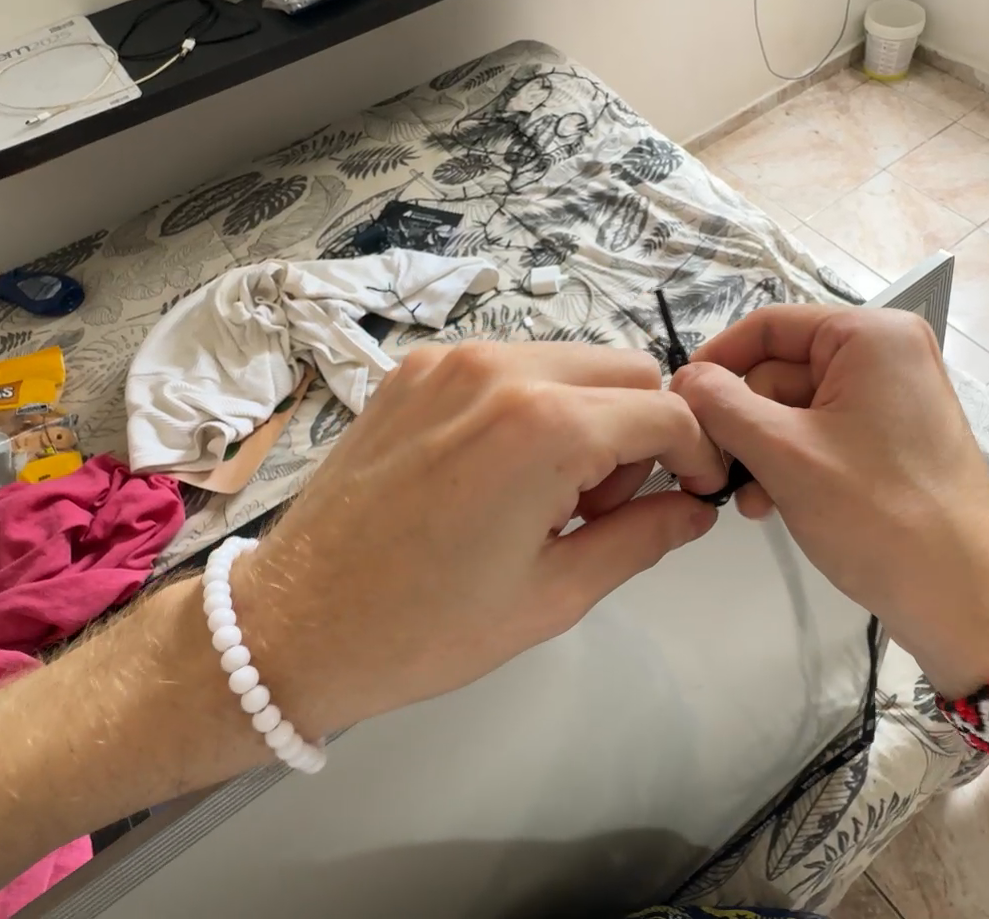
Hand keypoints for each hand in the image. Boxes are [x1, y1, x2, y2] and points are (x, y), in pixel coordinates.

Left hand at [226, 342, 725, 738]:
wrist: (291, 625)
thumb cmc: (426, 628)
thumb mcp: (556, 594)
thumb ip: (644, 537)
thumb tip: (696, 508)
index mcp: (545, 427)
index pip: (667, 411)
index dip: (697, 451)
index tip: (692, 492)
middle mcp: (502, 369)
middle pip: (627, 369)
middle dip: (643, 430)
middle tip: (605, 504)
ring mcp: (453, 359)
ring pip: (573, 361)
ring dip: (591, 414)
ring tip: (549, 491)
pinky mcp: (417, 367)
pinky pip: (513, 365)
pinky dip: (536, 404)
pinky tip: (501, 468)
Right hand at [670, 306, 988, 695]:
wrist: (962, 600)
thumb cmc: (877, 513)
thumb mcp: (784, 453)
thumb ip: (721, 405)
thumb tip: (682, 379)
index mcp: (871, 335)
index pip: (769, 325)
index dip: (716, 360)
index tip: (676, 403)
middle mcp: (887, 355)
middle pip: (780, 370)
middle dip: (742, 423)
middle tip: (714, 473)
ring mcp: (894, 399)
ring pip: (796, 409)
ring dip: (762, 451)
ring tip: (750, 501)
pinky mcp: (894, 440)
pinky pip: (824, 434)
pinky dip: (793, 464)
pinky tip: (775, 504)